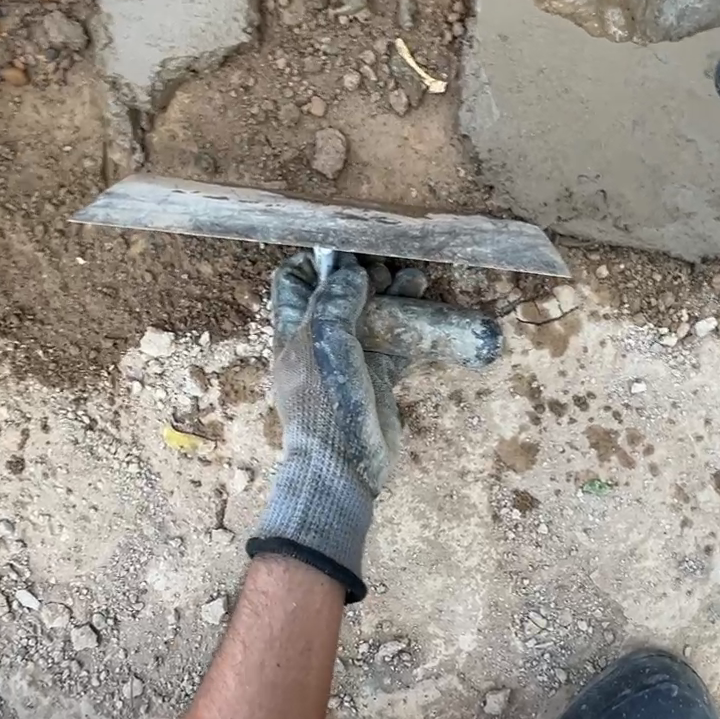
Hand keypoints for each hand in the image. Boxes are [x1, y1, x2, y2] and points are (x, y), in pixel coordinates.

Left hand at [247, 252, 446, 600]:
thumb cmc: (325, 402)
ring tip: (417, 278)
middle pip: (340, 295)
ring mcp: (350, 360)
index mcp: (292, 331)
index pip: (295, 282)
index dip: (319, 262)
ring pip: (372, 316)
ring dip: (394, 294)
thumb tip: (353, 273)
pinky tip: (427, 305)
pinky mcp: (377, 378)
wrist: (344, 465)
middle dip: (366, 275)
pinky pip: (395, 342)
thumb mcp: (323, 343)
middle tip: (389, 268)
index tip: (350, 253)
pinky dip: (410, 323)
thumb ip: (335, 302)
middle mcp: (318, 341)